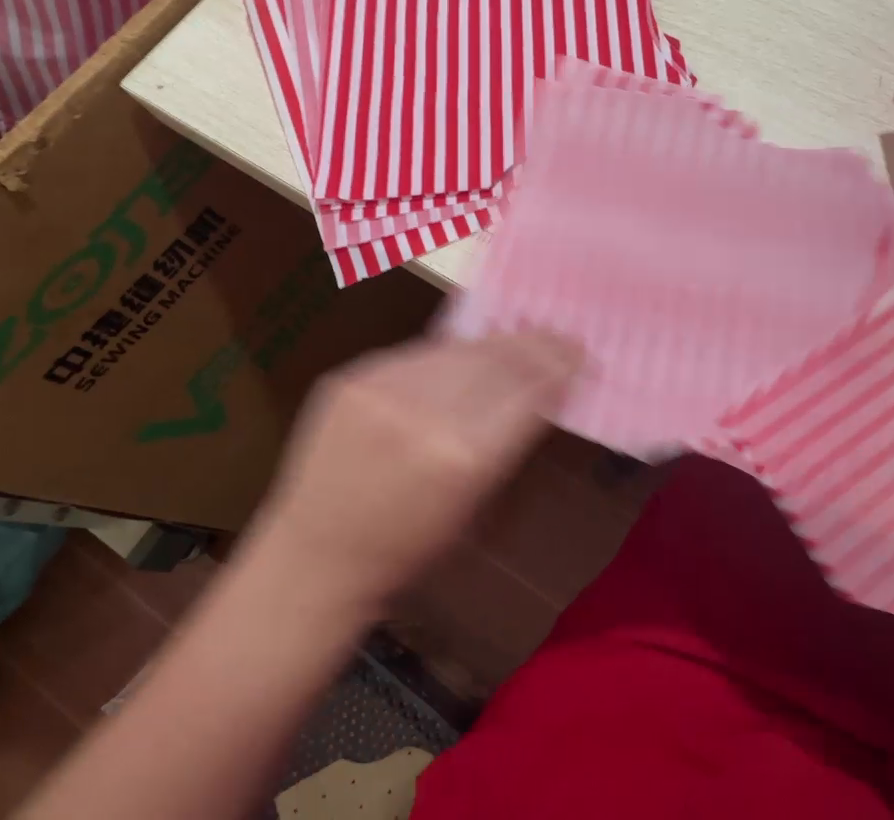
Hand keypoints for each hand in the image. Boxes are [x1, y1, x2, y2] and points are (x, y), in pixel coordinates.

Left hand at [250, 330, 582, 610]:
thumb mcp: (478, 507)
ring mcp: (382, 388)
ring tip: (515, 343)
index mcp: (465, 456)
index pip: (529, 390)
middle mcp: (425, 412)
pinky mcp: (351, 376)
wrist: (316, 555)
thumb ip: (510, 443)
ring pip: (458, 348)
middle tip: (557, 339)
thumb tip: (543, 392)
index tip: (577, 354)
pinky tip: (459, 362)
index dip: (558, 366)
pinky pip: (416, 354)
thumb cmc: (409, 549)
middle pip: (499, 358)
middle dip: (535, 345)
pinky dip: (446, 357)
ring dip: (494, 345)